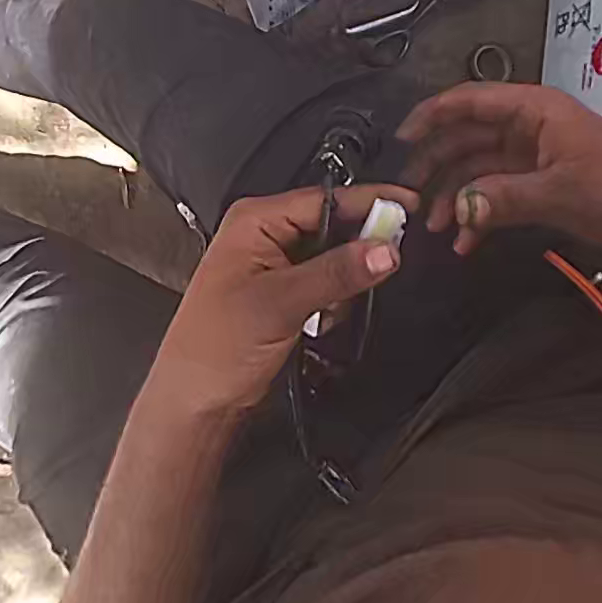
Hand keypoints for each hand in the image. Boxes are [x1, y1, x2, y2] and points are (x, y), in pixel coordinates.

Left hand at [149, 184, 417, 418]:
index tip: (406, 205)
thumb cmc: (215, 348)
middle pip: (332, 224)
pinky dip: (334, 298)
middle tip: (384, 262)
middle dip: (356, 248)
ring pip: (333, 254)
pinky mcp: (284, 289)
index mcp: (255, 220)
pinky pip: (326, 279)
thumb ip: (336, 273)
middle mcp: (265, 233)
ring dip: (343, 281)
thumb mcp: (281, 303)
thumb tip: (385, 248)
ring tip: (328, 311)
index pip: (323, 199)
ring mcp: (275, 262)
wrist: (195, 403)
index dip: (367, 202)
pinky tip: (321, 321)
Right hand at [398, 82, 601, 256]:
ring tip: (437, 226)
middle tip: (412, 193)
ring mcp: (532, 156)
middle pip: (467, 136)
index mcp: (536, 111)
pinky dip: (479, 212)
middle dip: (438, 164)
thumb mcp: (562, 193)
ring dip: (456, 195)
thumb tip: (459, 207)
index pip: (471, 100)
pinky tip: (467, 239)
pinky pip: (496, 191)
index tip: (403, 138)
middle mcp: (529, 127)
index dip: (433, 114)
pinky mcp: (538, 182)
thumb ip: (503, 197)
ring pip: (478, 167)